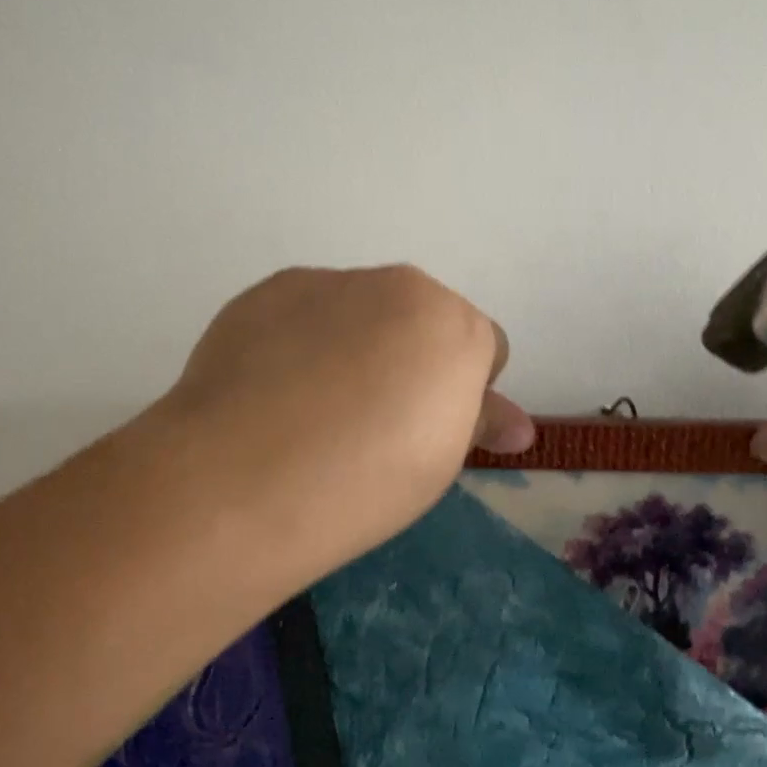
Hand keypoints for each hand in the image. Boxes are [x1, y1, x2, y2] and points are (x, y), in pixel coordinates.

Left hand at [139, 264, 532, 583]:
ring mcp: (323, 284)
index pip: (483, 349)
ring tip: (315, 414)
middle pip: (420, 321)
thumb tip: (519, 426)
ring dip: (353, 347)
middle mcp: (394, 286)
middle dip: (410, 360)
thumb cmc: (368, 482)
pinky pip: (301, 316)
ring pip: (358, 313)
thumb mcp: (441, 461)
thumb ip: (480, 424)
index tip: (430, 434)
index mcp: (454, 325)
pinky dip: (298, 345)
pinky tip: (274, 397)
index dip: (463, 395)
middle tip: (374, 426)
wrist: (247, 480)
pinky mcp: (262, 294)